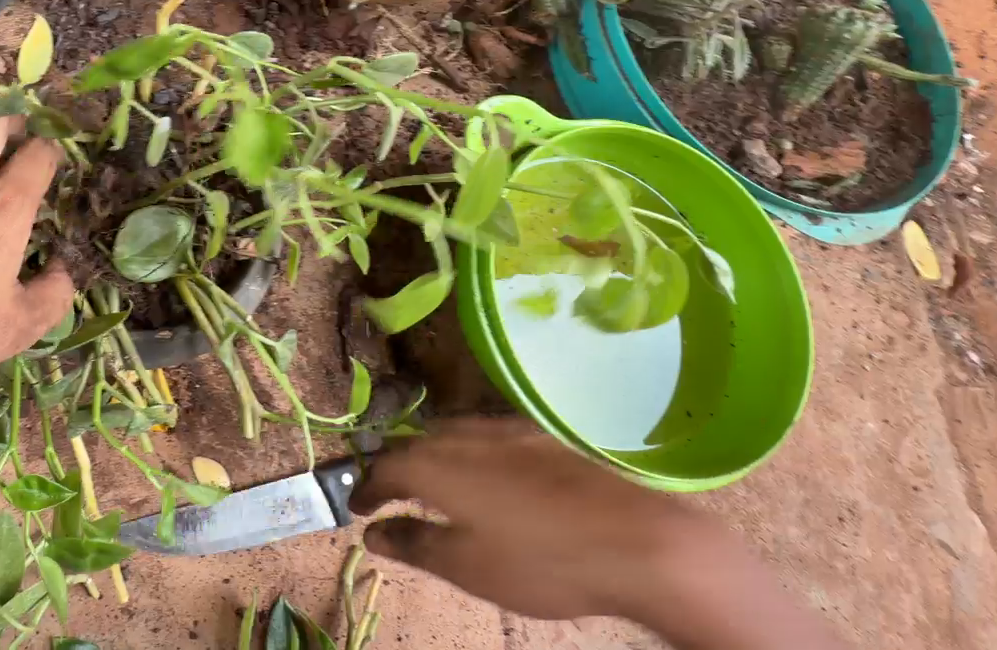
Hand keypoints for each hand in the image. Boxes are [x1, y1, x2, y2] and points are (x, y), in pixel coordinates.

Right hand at [352, 419, 732, 620]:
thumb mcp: (467, 567)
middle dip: (395, 466)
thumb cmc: (541, 562)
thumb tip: (372, 534)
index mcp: (433, 464)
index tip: (357, 508)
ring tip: (432, 484)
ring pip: (448, 435)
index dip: (366, 489)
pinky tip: (485, 477)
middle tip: (388, 493)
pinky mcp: (537, 434)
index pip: (382, 468)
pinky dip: (466, 453)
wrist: (639, 541)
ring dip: (430, 456)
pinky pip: (482, 436)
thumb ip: (413, 544)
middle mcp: (459, 435)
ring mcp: (502, 429)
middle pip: (412, 443)